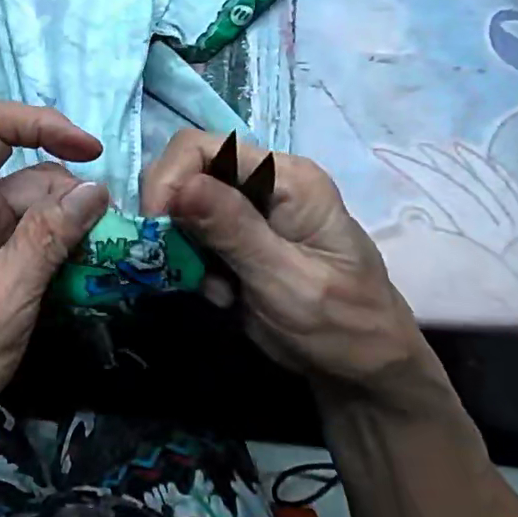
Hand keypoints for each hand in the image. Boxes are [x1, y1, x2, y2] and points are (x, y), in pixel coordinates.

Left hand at [0, 101, 109, 516]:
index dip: (41, 123)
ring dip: (72, 228)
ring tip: (102, 262)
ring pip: (36, 207)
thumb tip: (96, 188)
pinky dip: (61, 249)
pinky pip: (33, 237)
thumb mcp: (7, 295)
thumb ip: (50, 237)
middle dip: (71, 198)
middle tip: (111, 238)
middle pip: (25, 173)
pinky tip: (85, 273)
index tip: (91, 151)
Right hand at [142, 130, 441, 407]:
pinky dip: (191, 264)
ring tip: (215, 287)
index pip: (203, 147)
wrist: (362, 370)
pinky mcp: (233, 236)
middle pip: (186, 171)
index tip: (156, 226)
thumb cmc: (340, 324)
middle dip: (171, 216)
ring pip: (180, 205)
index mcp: (287, 178)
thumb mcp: (286, 280)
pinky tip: (222, 293)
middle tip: (180, 263)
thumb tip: (181, 185)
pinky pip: (189, 235)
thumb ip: (234, 231)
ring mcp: (248, 208)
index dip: (169, 178)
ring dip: (182, 247)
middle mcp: (264, 182)